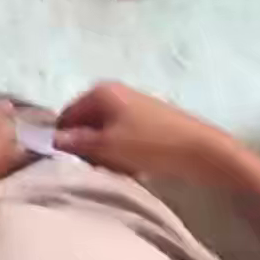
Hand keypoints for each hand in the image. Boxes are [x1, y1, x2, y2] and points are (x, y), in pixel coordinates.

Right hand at [52, 81, 252, 185]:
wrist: (208, 153)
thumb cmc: (151, 145)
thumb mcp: (107, 146)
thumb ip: (75, 142)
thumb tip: (51, 140)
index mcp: (99, 91)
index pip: (67, 115)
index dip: (65, 138)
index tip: (71, 160)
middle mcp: (114, 91)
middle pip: (86, 121)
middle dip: (87, 144)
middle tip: (95, 166)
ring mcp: (135, 103)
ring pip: (106, 130)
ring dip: (106, 150)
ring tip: (117, 169)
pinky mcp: (152, 119)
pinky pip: (124, 133)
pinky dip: (123, 149)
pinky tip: (134, 166)